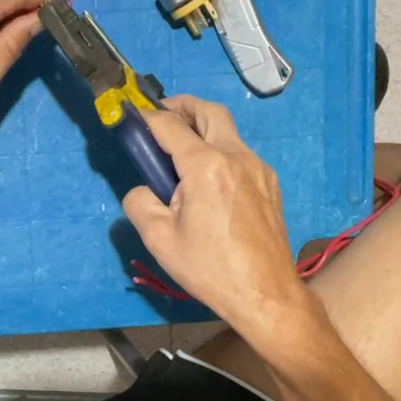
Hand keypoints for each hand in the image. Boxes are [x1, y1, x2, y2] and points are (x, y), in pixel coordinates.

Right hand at [122, 96, 308, 327]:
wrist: (264, 293)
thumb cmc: (209, 268)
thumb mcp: (158, 239)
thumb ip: (140, 203)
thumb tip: (142, 190)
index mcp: (206, 167)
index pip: (170, 127)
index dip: (147, 118)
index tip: (131, 118)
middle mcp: (236, 157)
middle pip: (210, 112)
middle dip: (182, 106)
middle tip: (161, 116)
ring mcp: (258, 169)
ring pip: (228, 132)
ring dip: (203, 130)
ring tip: (180, 153)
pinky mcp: (269, 184)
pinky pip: (240, 155)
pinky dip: (219, 152)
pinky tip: (206, 181)